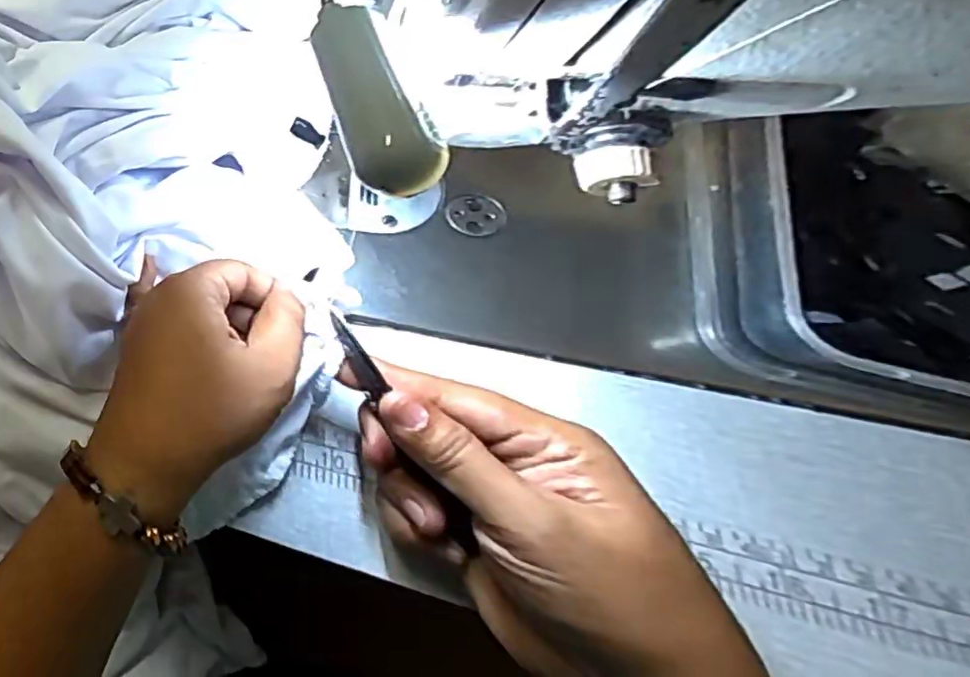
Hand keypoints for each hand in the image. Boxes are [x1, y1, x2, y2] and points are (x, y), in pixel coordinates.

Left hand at [86, 258, 306, 522]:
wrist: (142, 465)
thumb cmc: (210, 412)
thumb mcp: (271, 366)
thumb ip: (289, 318)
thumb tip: (285, 297)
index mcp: (189, 286)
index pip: (244, 271)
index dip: (273, 298)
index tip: (286, 336)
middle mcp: (161, 292)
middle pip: (222, 288)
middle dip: (252, 316)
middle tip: (268, 359)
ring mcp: (145, 319)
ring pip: (204, 310)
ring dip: (230, 334)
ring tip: (243, 374)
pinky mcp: (139, 345)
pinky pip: (183, 329)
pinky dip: (205, 343)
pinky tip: (214, 368)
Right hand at [352, 363, 765, 676]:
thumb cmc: (621, 599)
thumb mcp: (533, 522)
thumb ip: (458, 458)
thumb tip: (399, 400)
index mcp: (537, 438)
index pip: (452, 394)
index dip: (398, 381)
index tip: (349, 369)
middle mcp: (508, 459)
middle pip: (425, 427)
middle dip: (399, 446)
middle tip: (384, 464)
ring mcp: (487, 497)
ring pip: (413, 468)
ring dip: (408, 494)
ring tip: (435, 529)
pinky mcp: (470, 532)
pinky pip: (416, 507)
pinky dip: (413, 523)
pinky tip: (443, 547)